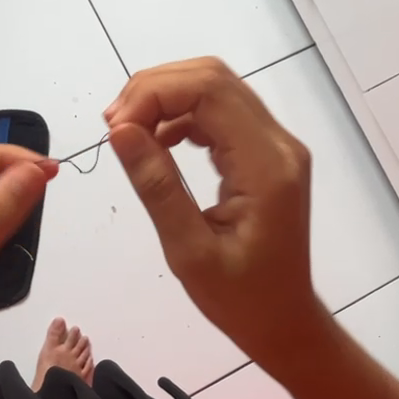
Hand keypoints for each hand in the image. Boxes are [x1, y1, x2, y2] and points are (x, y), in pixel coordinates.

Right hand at [105, 58, 330, 376]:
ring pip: (214, 87)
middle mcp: (277, 143)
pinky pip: (218, 110)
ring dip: (164, 97)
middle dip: (154, 89)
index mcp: (265, 166)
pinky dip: (179, 113)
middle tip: (114, 126)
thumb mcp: (188, 250)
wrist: (284, 320)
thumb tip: (120, 131)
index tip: (115, 129)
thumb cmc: (239, 299)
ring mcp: (274, 144)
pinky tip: (154, 141)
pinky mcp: (263, 151)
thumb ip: (156, 185)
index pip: (210, 90)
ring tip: (125, 131)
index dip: (155, 94)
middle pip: (212, 77)